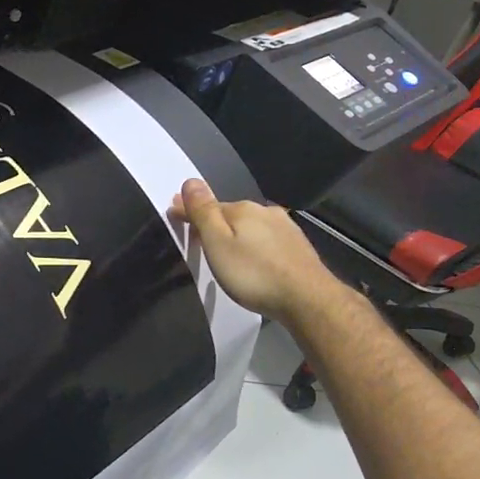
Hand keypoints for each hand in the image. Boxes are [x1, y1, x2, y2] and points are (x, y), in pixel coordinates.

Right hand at [170, 179, 343, 319]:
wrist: (306, 298)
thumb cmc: (253, 274)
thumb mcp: (218, 244)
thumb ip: (203, 212)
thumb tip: (190, 180)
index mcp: (242, 210)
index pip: (207, 206)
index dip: (188, 212)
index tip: (173, 216)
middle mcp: (265, 212)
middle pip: (230, 214)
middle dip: (213, 223)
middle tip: (196, 237)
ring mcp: (285, 227)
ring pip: (250, 225)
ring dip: (235, 233)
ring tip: (224, 249)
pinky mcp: (297, 245)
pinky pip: (266, 238)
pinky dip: (254, 243)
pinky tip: (253, 257)